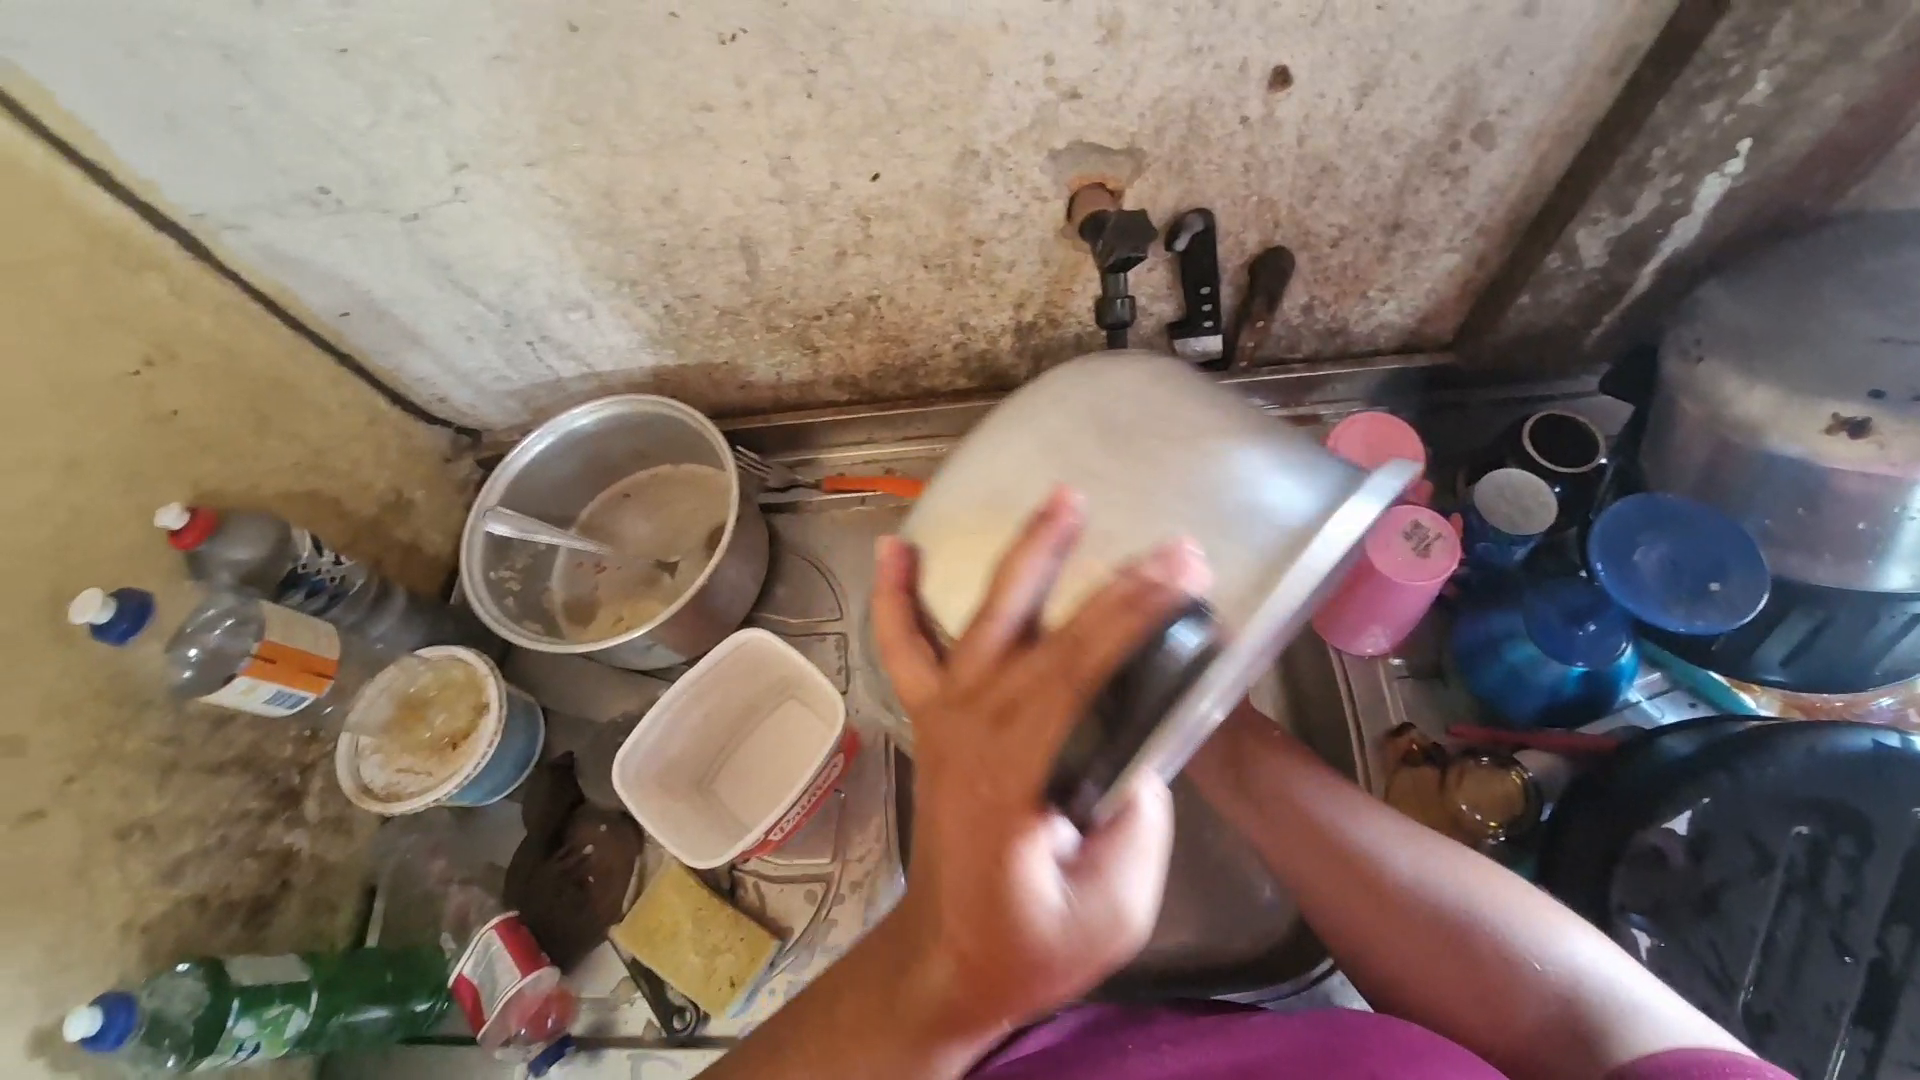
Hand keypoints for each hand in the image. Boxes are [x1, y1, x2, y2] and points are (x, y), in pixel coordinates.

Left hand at [870, 487, 1209, 1038]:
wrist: (949, 960)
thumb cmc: (1030, 944)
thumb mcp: (1111, 909)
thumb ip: (1136, 821)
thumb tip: (1140, 743)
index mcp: (1009, 775)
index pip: (1076, 674)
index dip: (1130, 618)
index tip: (1183, 575)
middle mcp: (966, 730)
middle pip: (1041, 637)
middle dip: (1112, 587)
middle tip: (1168, 548)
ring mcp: (941, 718)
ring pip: (981, 620)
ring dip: (1025, 558)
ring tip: (1062, 502)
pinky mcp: (931, 719)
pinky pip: (904, 648)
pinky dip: (897, 597)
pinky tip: (898, 549)